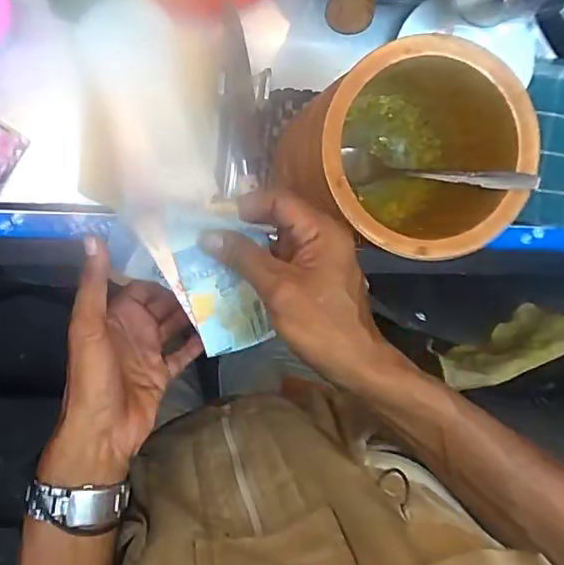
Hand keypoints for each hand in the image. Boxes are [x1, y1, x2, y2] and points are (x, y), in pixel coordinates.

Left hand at [41, 236, 203, 486]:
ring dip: (191, 311)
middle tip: (212, 267)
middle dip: (180, 287)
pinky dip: (197, 341)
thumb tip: (92, 238)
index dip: (154, 268)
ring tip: (221, 290)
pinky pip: (182, 353)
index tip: (181, 248)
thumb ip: (93, 284)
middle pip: (159, 302)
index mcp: (111, 315)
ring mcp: (147, 352)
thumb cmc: (92, 375)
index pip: (136, 283)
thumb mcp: (88, 325)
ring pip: (173, 325)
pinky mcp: (162, 374)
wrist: (103, 430)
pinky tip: (217, 326)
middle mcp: (131, 329)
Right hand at [199, 189, 391, 383]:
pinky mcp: (310, 275)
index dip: (245, 205)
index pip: (278, 200)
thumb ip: (243, 257)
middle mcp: (321, 237)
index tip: (214, 218)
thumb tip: (208, 235)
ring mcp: (316, 257)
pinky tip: (232, 271)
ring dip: (245, 244)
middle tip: (207, 232)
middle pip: (275, 216)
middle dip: (241, 224)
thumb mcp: (277, 288)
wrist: (355, 364)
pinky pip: (278, 258)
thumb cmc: (320, 324)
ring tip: (213, 250)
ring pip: (274, 238)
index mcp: (320, 231)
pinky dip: (256, 261)